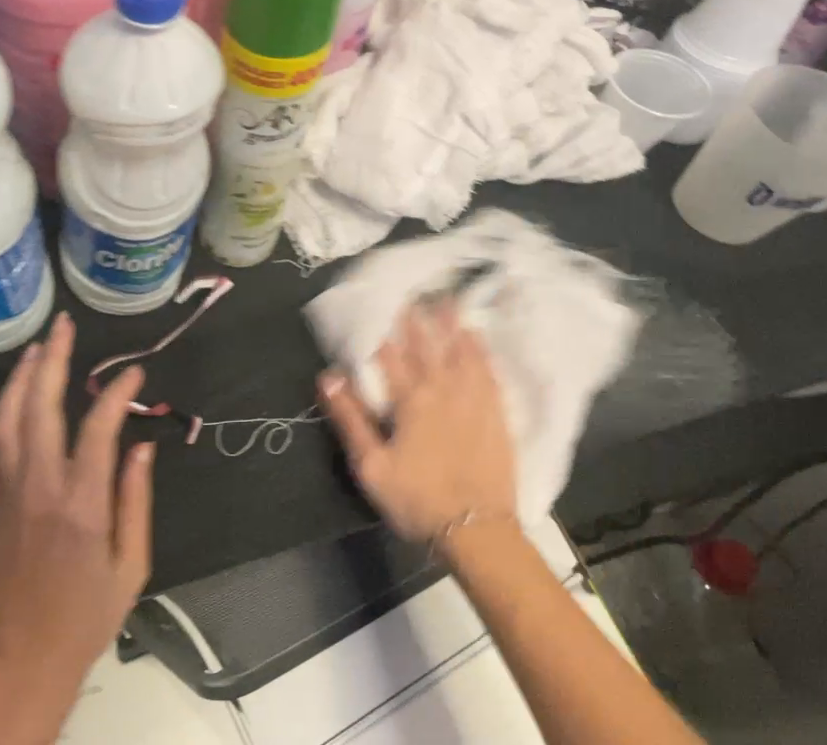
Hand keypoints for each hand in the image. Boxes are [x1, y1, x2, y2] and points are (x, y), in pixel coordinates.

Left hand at [0, 311, 153, 698]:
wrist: (25, 657)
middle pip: (40, 408)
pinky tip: (4, 400)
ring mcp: (8, 493)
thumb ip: (136, 503)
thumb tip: (143, 448)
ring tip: (37, 347)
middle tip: (65, 326)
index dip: (117, 393)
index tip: (134, 374)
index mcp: (82, 505)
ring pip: (5, 420)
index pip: (98, 429)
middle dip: (53, 360)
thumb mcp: (132, 567)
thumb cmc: (87, 617)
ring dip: (20, 378)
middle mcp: (39, 488)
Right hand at [317, 302, 517, 541]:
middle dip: (417, 321)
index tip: (376, 308)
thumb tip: (329, 378)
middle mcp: (443, 392)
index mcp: (410, 401)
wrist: (478, 531)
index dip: (382, 333)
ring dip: (452, 327)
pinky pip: (489, 373)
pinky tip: (478, 342)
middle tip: (413, 296)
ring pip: (461, 354)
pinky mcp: (497, 415)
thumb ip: (349, 419)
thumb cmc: (416, 499)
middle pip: (428, 348)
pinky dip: (482, 353)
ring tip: (448, 303)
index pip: (391, 358)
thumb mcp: (370, 466)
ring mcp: (475, 402)